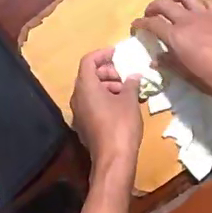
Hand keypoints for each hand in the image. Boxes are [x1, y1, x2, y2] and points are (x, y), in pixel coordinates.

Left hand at [72, 47, 141, 171]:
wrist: (113, 159)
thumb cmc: (121, 124)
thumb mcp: (129, 100)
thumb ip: (131, 84)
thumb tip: (134, 75)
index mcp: (85, 87)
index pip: (88, 61)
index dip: (102, 54)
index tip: (117, 53)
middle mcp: (77, 98)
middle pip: (88, 75)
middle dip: (107, 71)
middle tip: (124, 75)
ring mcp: (78, 113)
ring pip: (90, 91)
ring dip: (107, 85)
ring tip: (126, 90)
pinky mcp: (84, 125)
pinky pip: (91, 104)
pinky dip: (104, 98)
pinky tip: (121, 104)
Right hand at [133, 0, 211, 111]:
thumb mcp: (187, 75)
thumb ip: (170, 63)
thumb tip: (156, 59)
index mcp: (176, 36)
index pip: (152, 23)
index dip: (140, 23)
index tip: (136, 26)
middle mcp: (188, 19)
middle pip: (164, 3)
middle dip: (153, 6)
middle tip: (150, 14)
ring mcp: (206, 14)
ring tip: (170, 2)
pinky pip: (206, 0)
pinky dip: (197, 0)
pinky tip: (197, 7)